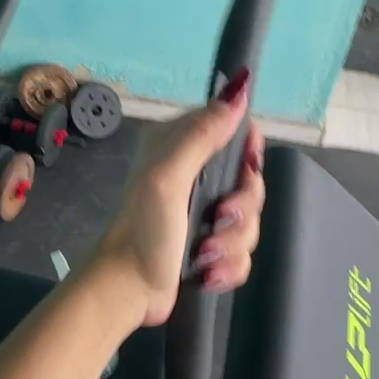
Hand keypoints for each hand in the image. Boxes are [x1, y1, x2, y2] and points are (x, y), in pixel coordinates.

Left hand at [87, 70, 265, 328]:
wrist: (128, 289)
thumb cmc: (144, 230)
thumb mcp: (169, 176)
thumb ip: (203, 134)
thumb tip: (240, 89)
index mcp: (178, 146)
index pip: (234, 129)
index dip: (248, 152)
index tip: (247, 172)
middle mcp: (192, 172)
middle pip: (249, 180)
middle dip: (242, 209)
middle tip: (218, 220)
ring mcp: (201, 210)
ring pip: (249, 219)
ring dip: (232, 243)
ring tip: (204, 255)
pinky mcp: (208, 243)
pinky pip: (242, 250)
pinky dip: (228, 265)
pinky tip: (207, 273)